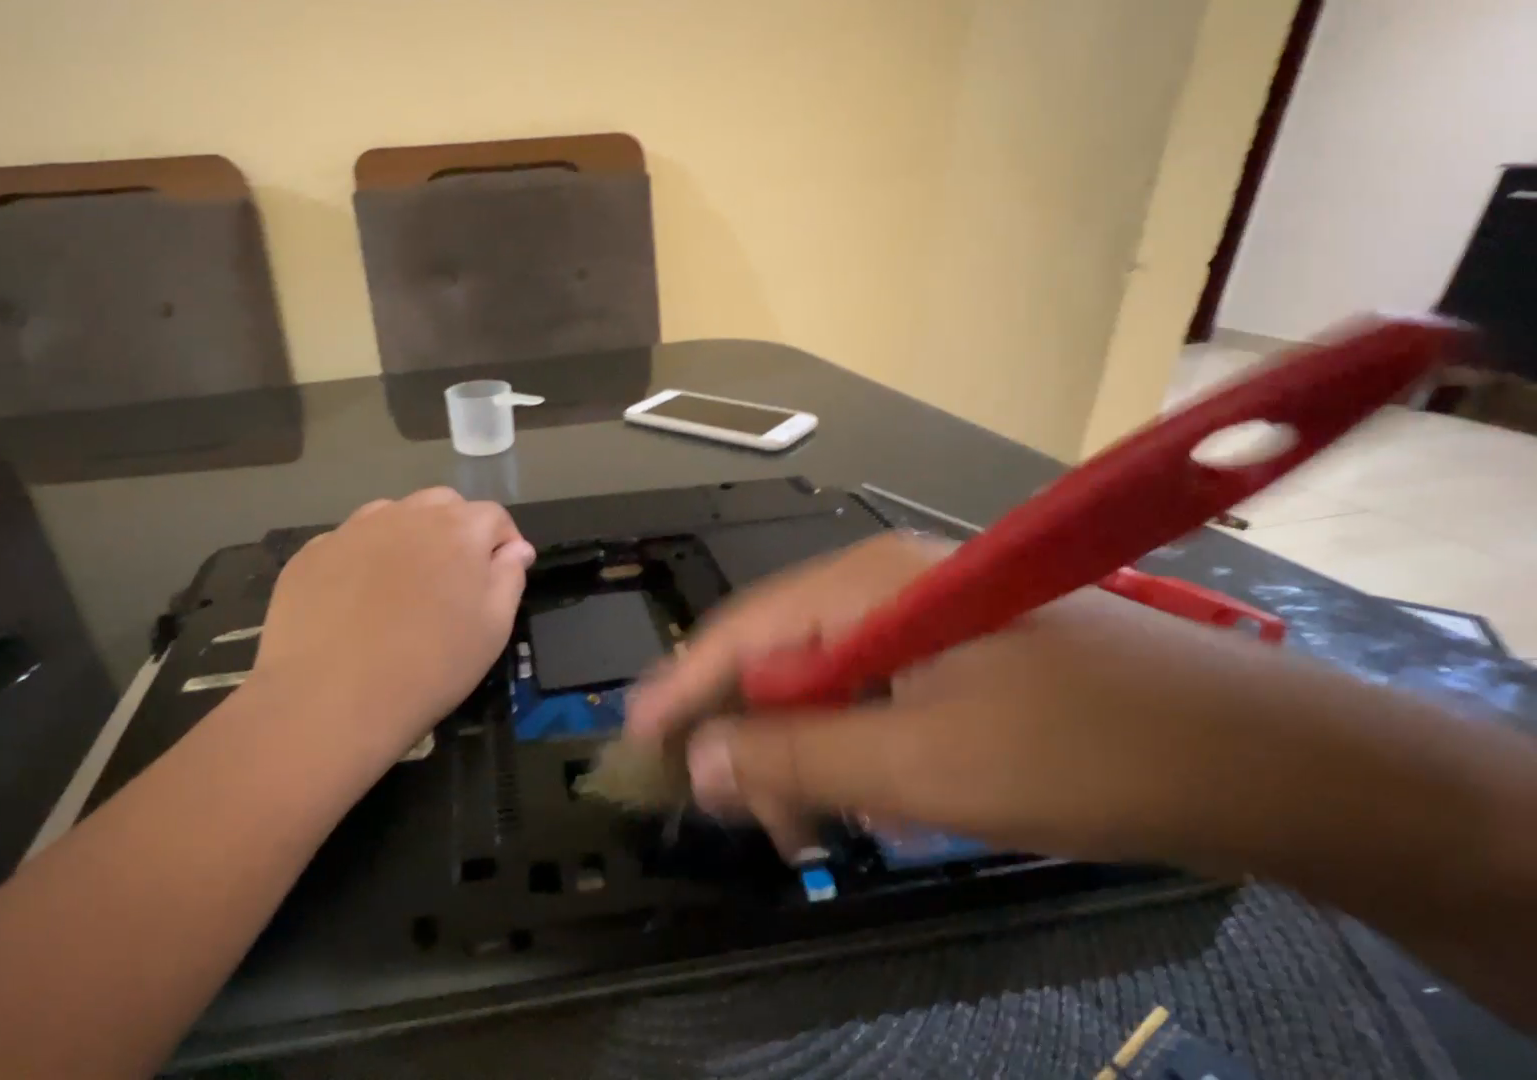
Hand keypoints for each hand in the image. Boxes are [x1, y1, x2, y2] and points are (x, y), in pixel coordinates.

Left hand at [250, 488, 533, 763]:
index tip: (499, 575)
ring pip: (393, 516)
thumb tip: (515, 549)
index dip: (502, 543)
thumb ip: (509, 578)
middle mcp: (405, 514)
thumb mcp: (492, 629)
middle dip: (457, 530)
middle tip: (452, 580)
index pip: (493, 515)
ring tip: (402, 586)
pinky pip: (349, 542)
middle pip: (442, 505)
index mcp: (458, 529)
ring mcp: (353, 530)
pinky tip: (356, 601)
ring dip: (408, 537)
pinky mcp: (312, 552)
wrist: (331, 698)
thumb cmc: (430, 667)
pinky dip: (363, 559)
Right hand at [626, 532, 1450, 869]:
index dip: (680, 690)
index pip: (740, 632)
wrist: (1262, 759)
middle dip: (755, 741)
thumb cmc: (1081, 752)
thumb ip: (795, 757)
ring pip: (830, 689)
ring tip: (821, 829)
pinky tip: (886, 805)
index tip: (634, 744)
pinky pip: (880, 702)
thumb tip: (699, 761)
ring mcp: (931, 621)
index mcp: (870, 586)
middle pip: (780, 661)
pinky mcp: (966, 658)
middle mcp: (889, 588)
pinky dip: (864, 755)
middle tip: (748, 821)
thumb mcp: (920, 766)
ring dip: (812, 758)